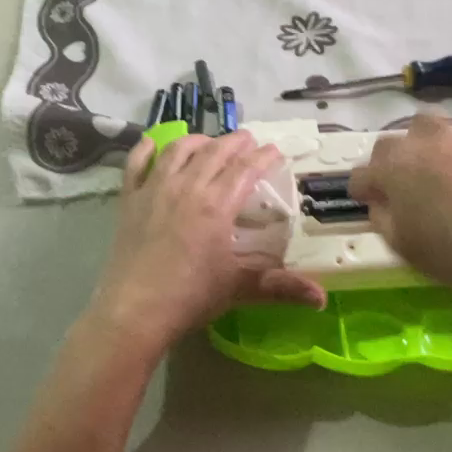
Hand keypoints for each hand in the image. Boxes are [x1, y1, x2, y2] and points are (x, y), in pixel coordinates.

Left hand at [87, 132, 326, 348]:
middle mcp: (186, 187)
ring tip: (209, 142)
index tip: (275, 151)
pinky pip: (137, 163)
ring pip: (178, 150)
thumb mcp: (239, 288)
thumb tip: (322, 299)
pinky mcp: (129, 200)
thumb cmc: (190, 297)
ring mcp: (154, 190)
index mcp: (216, 205)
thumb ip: (281, 287)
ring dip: (198, 140)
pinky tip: (155, 144)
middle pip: (214, 152)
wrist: (134, 311)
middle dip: (235, 142)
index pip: (245, 169)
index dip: (263, 156)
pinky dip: (147, 148)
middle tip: (248, 141)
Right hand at [349, 113, 451, 303]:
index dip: (362, 190)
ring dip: (420, 142)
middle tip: (400, 188)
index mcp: (392, 170)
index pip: (361, 174)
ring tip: (431, 164)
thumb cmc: (451, 255)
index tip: (370, 203)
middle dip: (388, 164)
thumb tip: (380, 201)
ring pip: (425, 124)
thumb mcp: (400, 244)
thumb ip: (380, 216)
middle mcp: (418, 143)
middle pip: (389, 144)